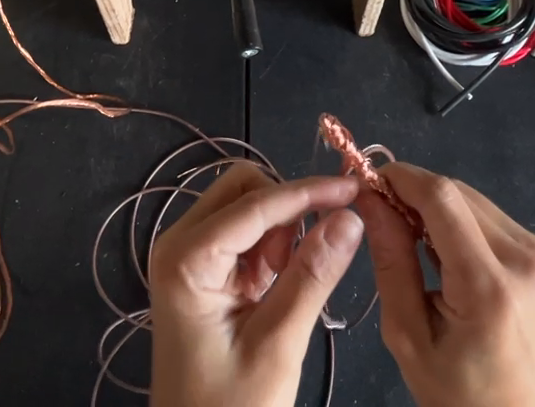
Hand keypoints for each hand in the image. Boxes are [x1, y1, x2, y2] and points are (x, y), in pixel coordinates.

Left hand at [149, 164, 363, 406]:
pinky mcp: (199, 270)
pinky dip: (266, 247)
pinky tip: (273, 285)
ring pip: (243, 205)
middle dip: (284, 209)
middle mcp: (178, 242)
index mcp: (186, 258)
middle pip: (242, 188)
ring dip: (276, 229)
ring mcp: (185, 255)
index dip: (308, 192)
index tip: (355, 187)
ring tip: (284, 283)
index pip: (256, 203)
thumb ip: (312, 276)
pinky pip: (240, 231)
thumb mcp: (277, 346)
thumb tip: (351, 216)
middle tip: (301, 260)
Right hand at [354, 162, 534, 406]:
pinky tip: (441, 249)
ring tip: (410, 239)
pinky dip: (454, 219)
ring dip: (433, 205)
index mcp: (489, 287)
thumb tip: (369, 198)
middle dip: (412, 193)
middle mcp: (523, 258)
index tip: (367, 185)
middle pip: (455, 192)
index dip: (401, 178)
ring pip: (469, 197)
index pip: (442, 198)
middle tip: (382, 218)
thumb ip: (391, 261)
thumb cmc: (458, 390)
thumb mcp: (408, 336)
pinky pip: (484, 213)